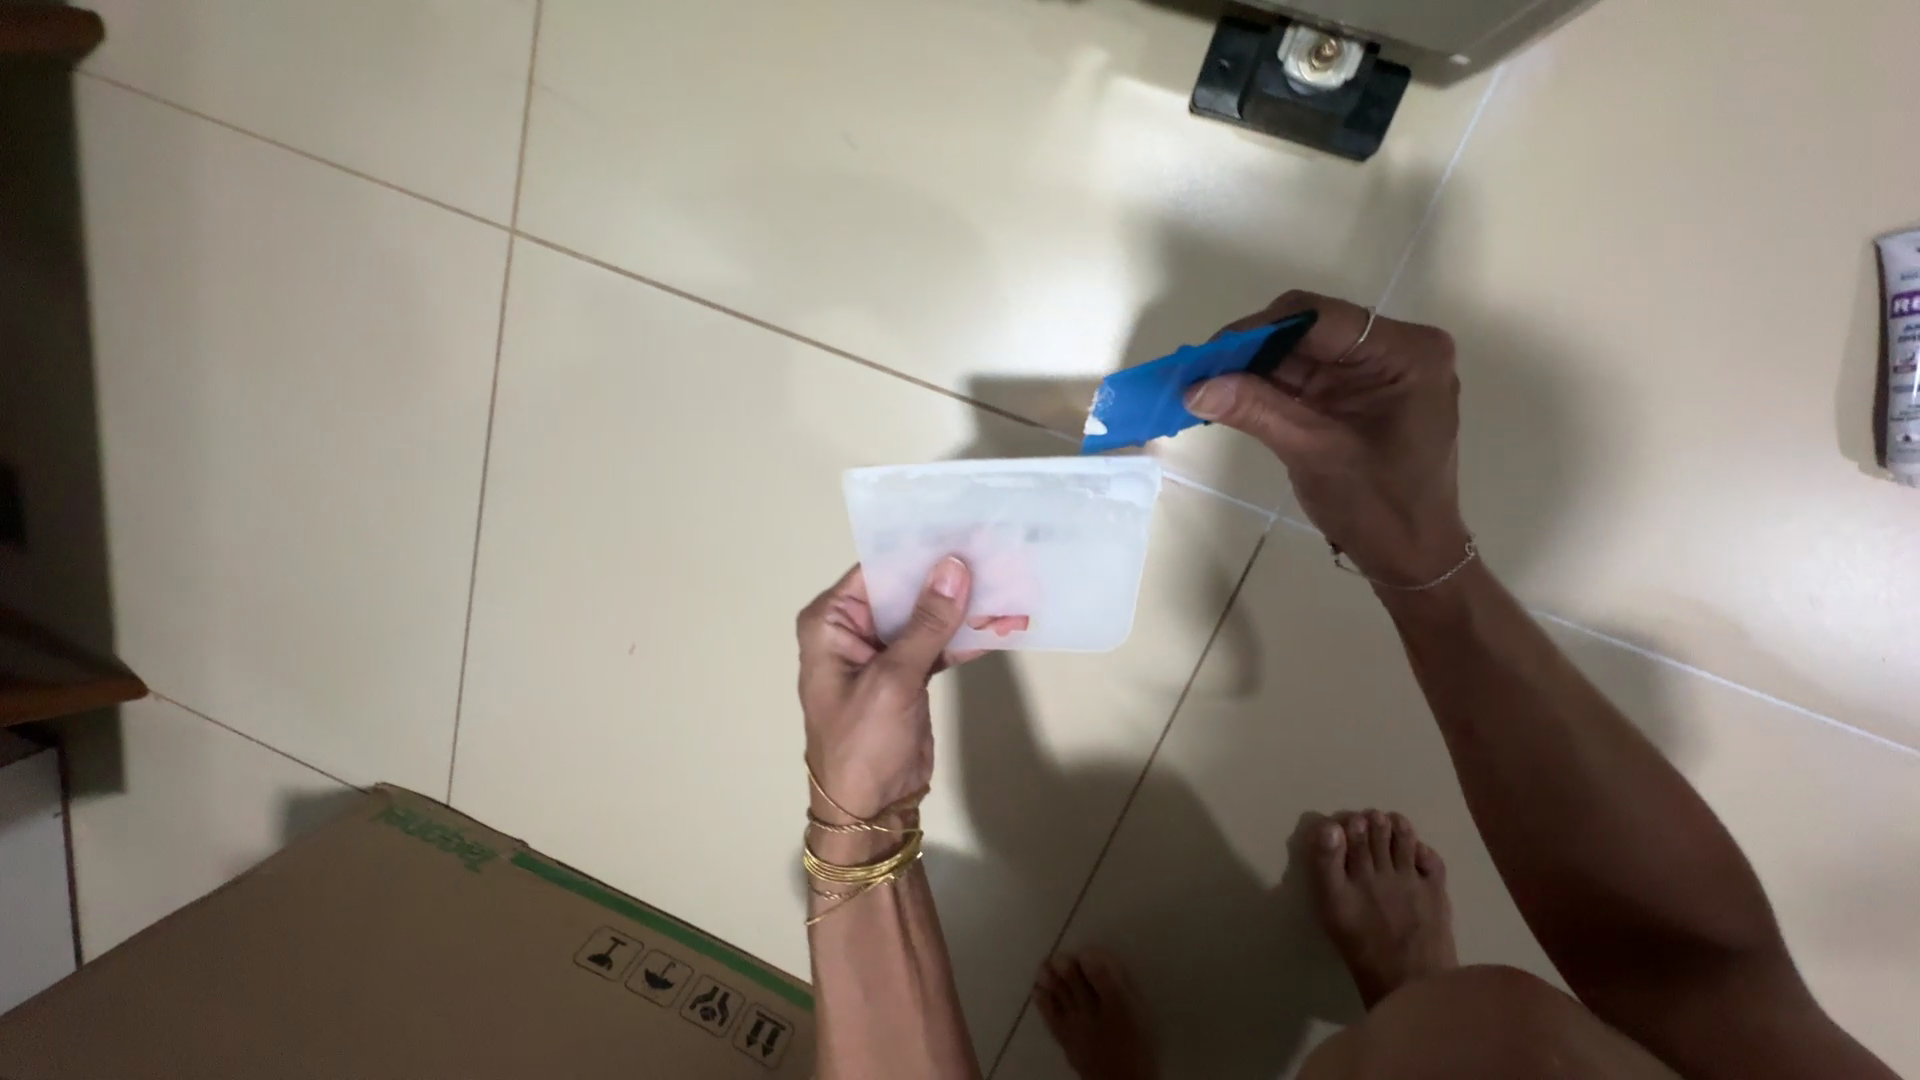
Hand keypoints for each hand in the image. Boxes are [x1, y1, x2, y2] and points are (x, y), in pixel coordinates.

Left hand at [796, 558, 1016, 819]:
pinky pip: (941, 643)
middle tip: (1002, 558)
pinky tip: (1003, 625)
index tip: (968, 531)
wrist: (869, 810)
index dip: (923, 551)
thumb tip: (954, 565)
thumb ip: (927, 622)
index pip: (880, 569)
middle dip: (954, 579)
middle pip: (910, 590)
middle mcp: (855, 627)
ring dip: (969, 609)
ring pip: (931, 616)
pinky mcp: (910, 672)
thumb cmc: (863, 742)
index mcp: (832, 620)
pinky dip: (968, 637)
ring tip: (1014, 593)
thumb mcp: (892, 678)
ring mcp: (885, 650)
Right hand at [1185, 291, 1470, 586]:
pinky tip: (1227, 398)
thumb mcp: (1314, 452)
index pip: (1319, 318)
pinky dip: (1263, 388)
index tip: (1207, 356)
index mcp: (1404, 353)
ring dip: (1250, 369)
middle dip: (1249, 351)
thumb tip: (1194, 387)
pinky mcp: (1354, 395)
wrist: (1410, 555)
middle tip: (1197, 374)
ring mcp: (1373, 372)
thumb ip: (1257, 410)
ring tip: (1202, 386)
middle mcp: (1393, 350)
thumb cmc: (1379, 507)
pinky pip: (1301, 378)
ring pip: (1298, 353)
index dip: (1258, 331)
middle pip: (1306, 330)